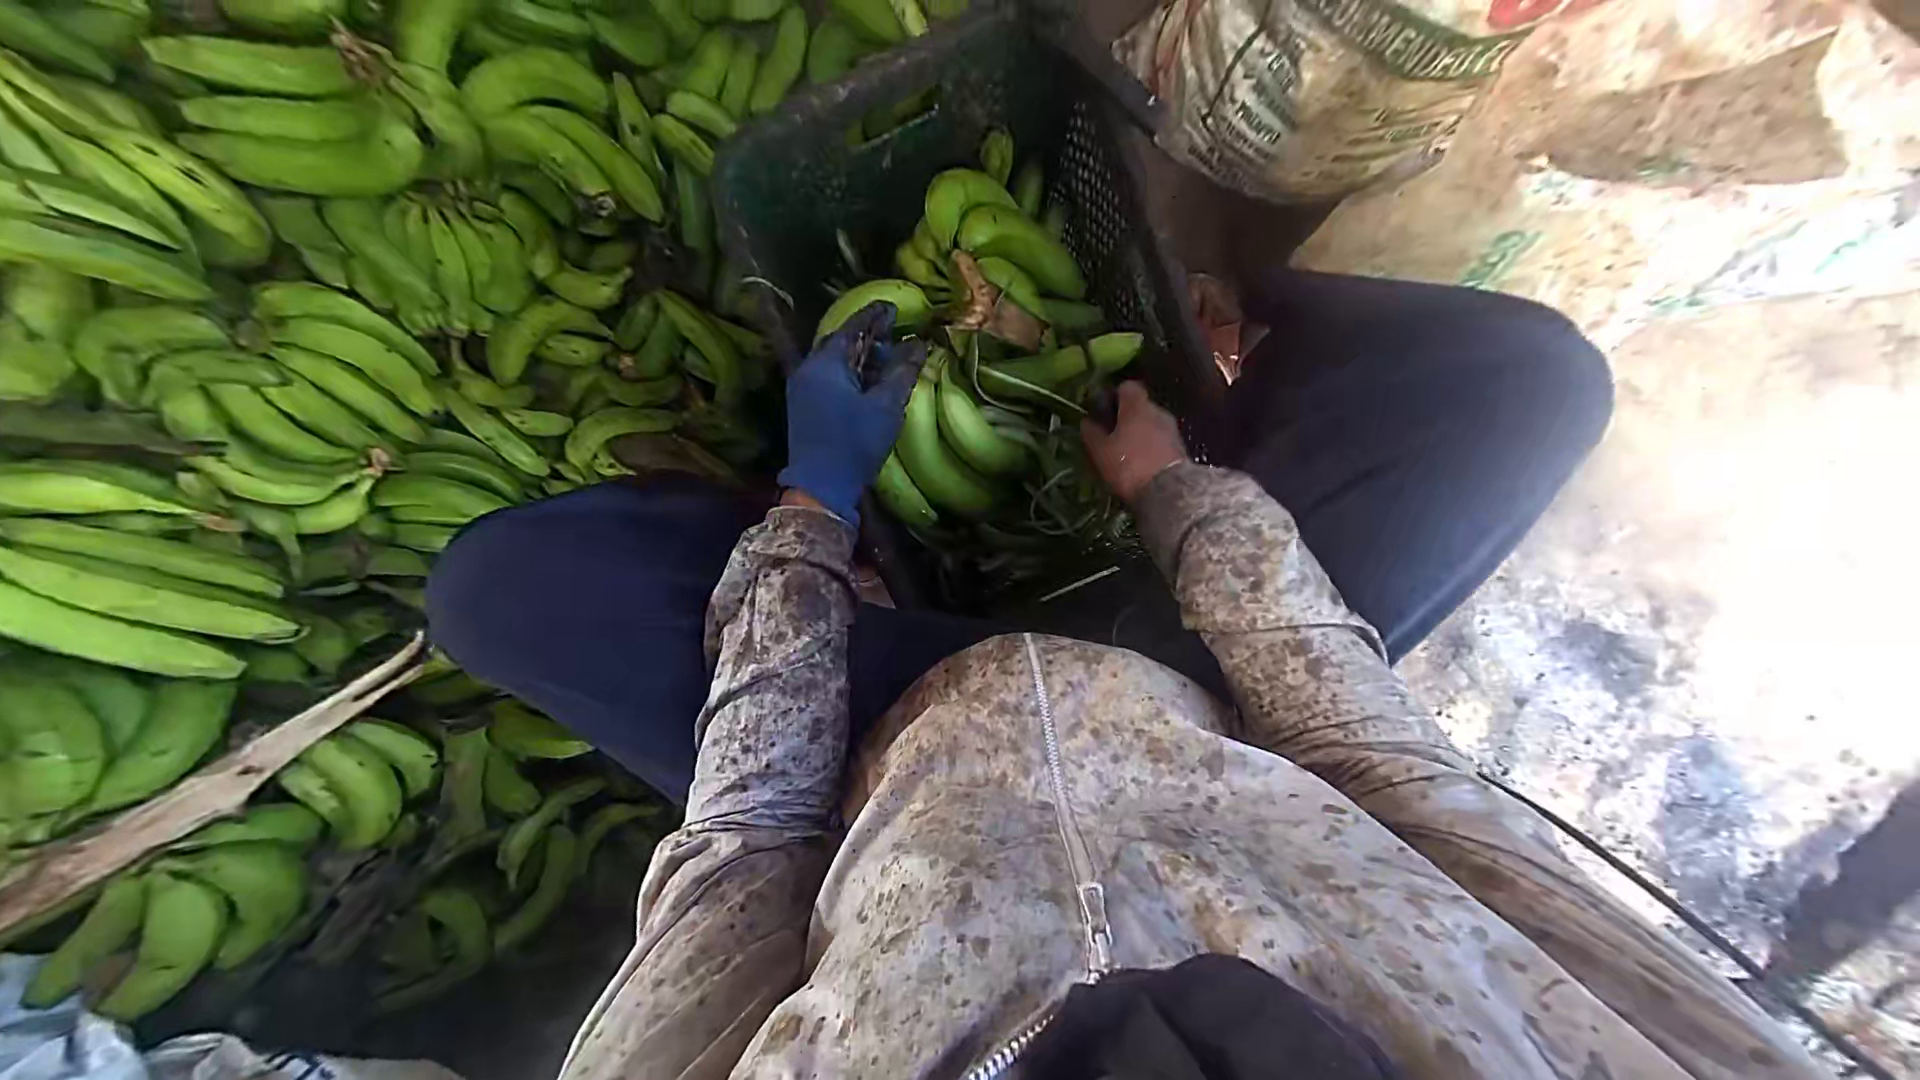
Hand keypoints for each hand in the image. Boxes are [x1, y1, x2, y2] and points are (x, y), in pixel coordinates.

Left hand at [776, 301, 924, 523]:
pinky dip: (849, 373)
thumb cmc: (855, 443)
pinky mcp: (803, 407)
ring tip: (885, 360)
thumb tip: (919, 344)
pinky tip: (867, 382)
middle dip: (866, 337)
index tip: (892, 307)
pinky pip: (828, 378)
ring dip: (858, 357)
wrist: (821, 485)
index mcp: (825, 363)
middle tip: (892, 334)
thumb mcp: (886, 406)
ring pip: (833, 362)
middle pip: (839, 343)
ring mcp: (802, 389)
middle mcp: (807, 370)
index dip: (874, 316)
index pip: (851, 327)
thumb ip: (903, 371)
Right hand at [1081, 381, 1187, 502]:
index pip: (1127, 387)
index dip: (1114, 396)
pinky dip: (1151, 446)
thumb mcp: (1101, 452)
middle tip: (1112, 435)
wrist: (1168, 492)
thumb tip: (1086, 421)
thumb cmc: (1128, 466)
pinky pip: (1161, 439)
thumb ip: (1092, 433)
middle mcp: (1158, 411)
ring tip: (1126, 452)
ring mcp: (1172, 429)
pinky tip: (1141, 463)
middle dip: (1126, 417)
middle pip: (1140, 406)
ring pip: (1151, 423)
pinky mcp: (1180, 447)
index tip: (1104, 411)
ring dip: (1139, 432)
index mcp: (1136, 407)